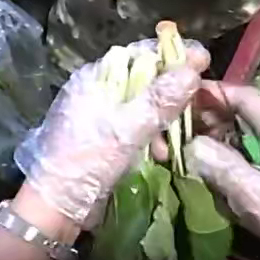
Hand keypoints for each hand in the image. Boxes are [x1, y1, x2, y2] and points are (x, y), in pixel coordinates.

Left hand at [14, 38, 210, 225]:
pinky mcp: (105, 139)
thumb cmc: (86, 160)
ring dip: (165, 118)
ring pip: (144, 105)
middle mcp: (99, 90)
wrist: (55, 205)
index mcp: (98, 77)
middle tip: (202, 101)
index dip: (174, 55)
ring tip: (181, 135)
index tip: (204, 60)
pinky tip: (161, 152)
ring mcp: (101, 115)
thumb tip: (192, 69)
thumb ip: (159, 100)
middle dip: (174, 91)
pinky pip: (137, 128)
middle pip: (146, 79)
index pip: (141, 53)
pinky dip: (152, 136)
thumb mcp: (126, 129)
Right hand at [189, 82, 259, 259]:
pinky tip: (206, 183)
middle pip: (237, 118)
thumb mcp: (254, 191)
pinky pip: (243, 167)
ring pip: (237, 143)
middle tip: (171, 134)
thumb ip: (218, 163)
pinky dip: (224, 171)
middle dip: (205, 124)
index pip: (241, 95)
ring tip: (180, 158)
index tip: (177, 100)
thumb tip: (188, 144)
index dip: (209, 94)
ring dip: (211, 150)